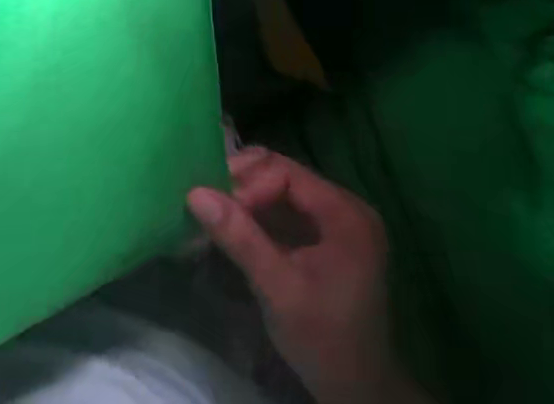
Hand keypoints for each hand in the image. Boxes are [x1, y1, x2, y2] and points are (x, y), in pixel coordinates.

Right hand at [188, 148, 426, 403]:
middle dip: (242, 184)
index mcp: (345, 214)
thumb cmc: (324, 341)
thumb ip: (240, 239)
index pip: (285, 173)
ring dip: (244, 196)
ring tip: (213, 212)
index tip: (216, 209)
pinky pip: (282, 206)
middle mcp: (344, 206)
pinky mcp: (321, 234)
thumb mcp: (279, 290)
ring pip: (278, 186)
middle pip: (282, 173)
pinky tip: (231, 224)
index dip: (247, 185)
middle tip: (207, 202)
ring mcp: (334, 220)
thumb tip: (194, 193)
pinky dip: (254, 211)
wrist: (358, 392)